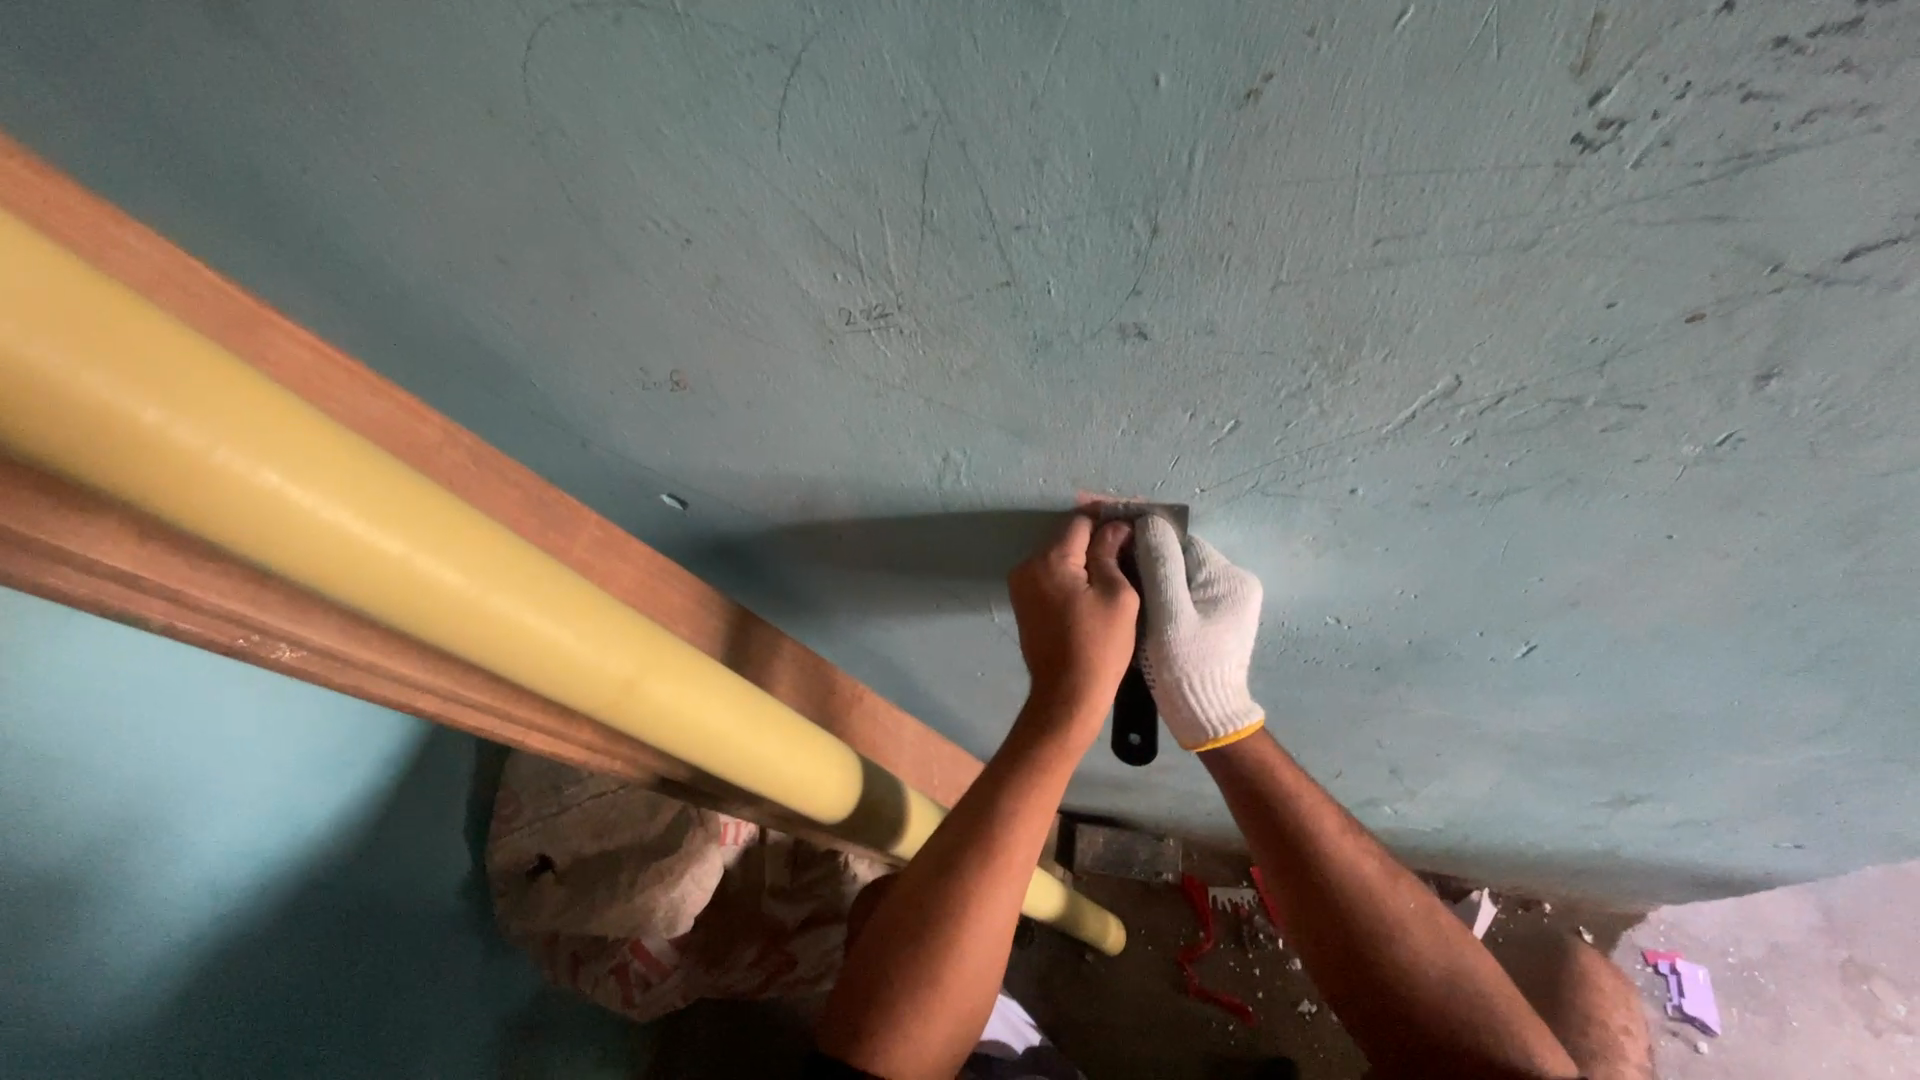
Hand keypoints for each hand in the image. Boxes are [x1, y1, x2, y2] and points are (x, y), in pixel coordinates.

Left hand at [1006, 514, 1138, 719]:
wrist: (1067, 694)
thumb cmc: (1099, 646)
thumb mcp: (1117, 595)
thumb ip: (1111, 553)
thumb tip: (1115, 527)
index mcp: (1050, 560)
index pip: (1080, 522)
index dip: (1107, 521)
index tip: (1131, 526)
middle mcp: (1028, 566)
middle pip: (1067, 538)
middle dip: (1095, 540)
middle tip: (1128, 548)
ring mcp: (1021, 585)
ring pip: (1058, 556)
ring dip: (1083, 558)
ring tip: (1115, 569)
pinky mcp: (1023, 603)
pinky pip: (1050, 576)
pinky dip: (1071, 575)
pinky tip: (1093, 587)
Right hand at [1132, 516, 1264, 750]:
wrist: (1206, 717)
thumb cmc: (1186, 666)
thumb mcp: (1168, 614)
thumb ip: (1159, 564)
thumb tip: (1148, 520)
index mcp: (1228, 577)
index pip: (1179, 540)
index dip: (1144, 537)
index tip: (1112, 539)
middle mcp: (1233, 582)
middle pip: (1178, 555)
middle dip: (1146, 557)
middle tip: (1111, 564)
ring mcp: (1226, 602)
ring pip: (1177, 574)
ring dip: (1151, 576)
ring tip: (1121, 584)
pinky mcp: (1217, 618)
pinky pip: (1181, 593)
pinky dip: (1160, 593)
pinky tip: (1139, 603)